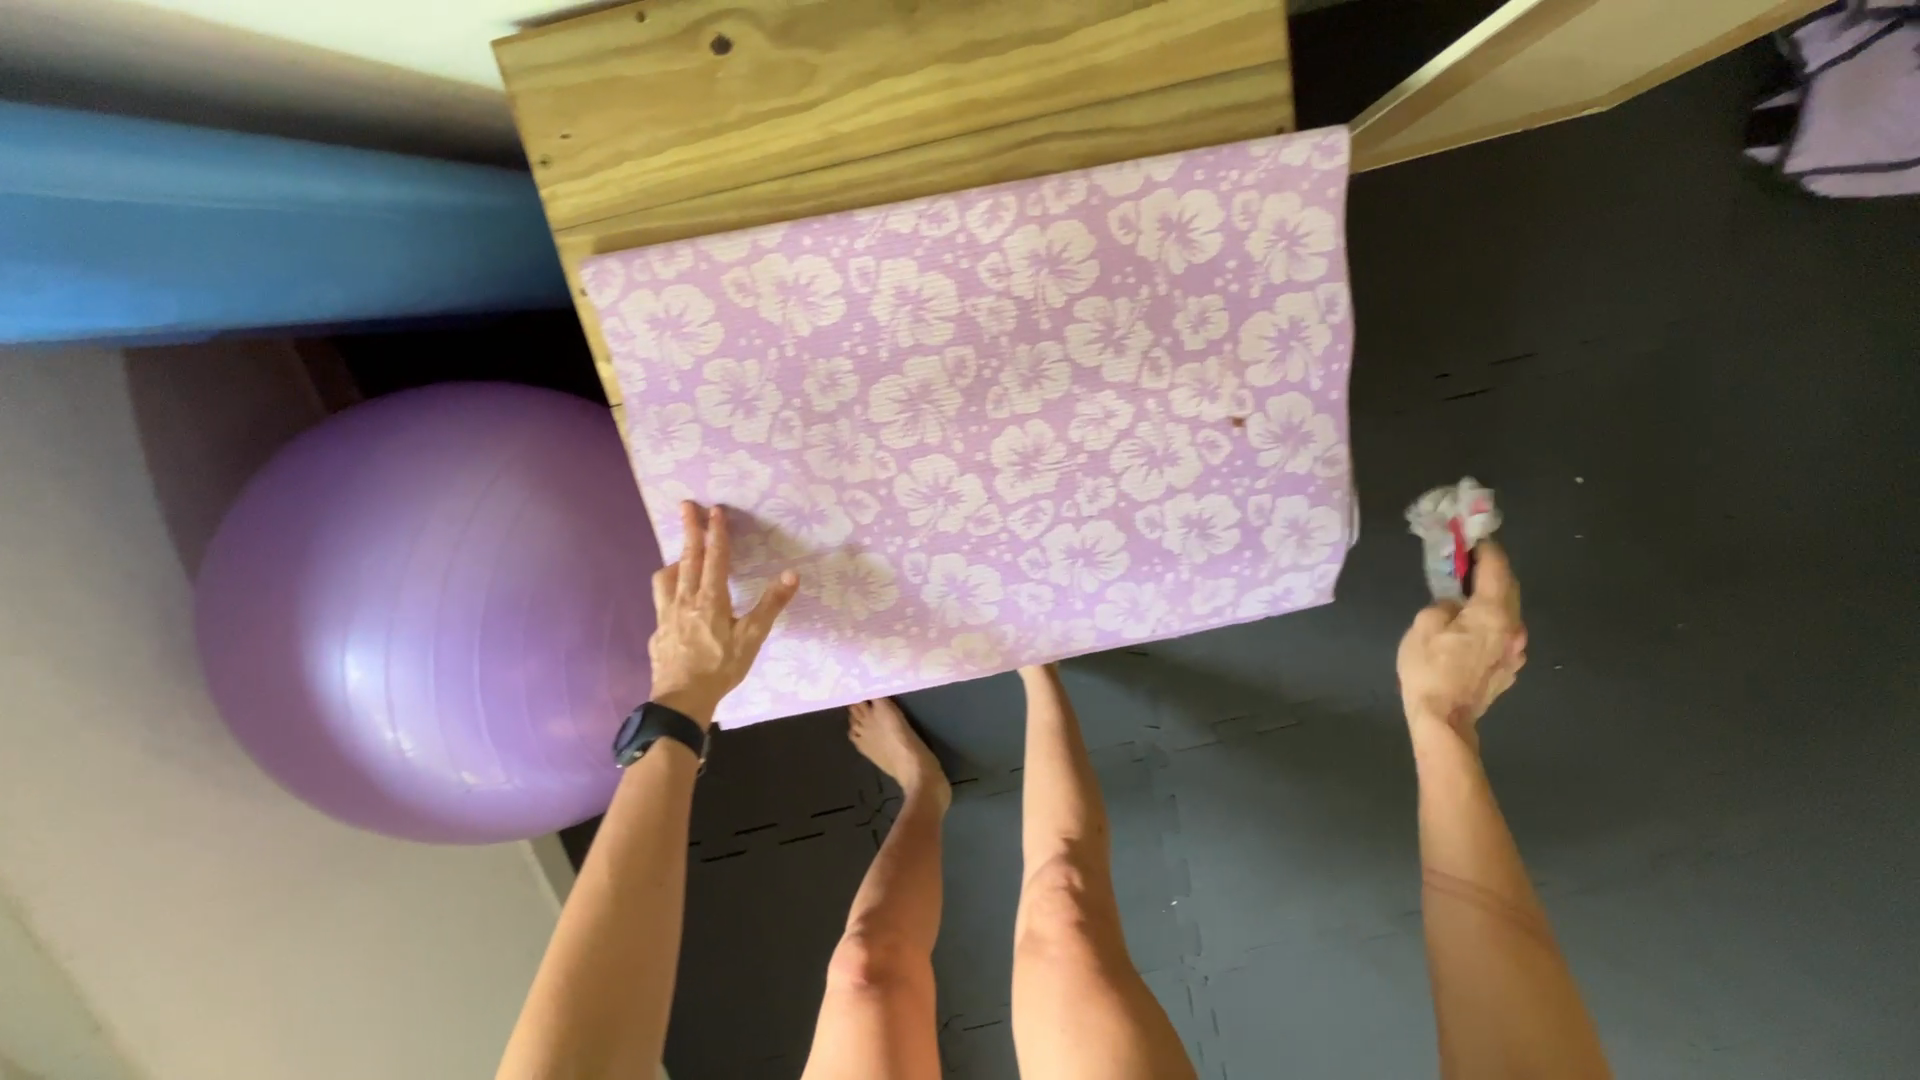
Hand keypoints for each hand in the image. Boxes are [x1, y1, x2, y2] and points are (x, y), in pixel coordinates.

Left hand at [648, 502, 798, 727]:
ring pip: (666, 578)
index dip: (716, 532)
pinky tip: (675, 604)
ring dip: (675, 562)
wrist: (681, 700)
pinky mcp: (658, 632)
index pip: (714, 558)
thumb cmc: (721, 668)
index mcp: (711, 599)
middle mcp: (685, 600)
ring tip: (680, 557)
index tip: (715, 510)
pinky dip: (669, 593)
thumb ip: (770, 604)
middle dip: (689, 530)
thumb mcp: (752, 637)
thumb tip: (792, 573)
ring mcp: (667, 616)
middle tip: (687, 506)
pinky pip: (662, 603)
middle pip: (687, 558)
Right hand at [1396, 540, 1526, 745]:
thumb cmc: (1430, 669)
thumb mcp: (1423, 626)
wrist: (1445, 719)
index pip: (1496, 568)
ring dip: (1491, 598)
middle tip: (1466, 561)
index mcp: (1494, 613)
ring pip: (1507, 613)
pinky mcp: (1508, 668)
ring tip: (1466, 594)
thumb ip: (1442, 605)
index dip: (1485, 548)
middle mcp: (1513, 628)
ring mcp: (1515, 650)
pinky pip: (1501, 634)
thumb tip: (1454, 604)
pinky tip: (1469, 628)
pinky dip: (1489, 622)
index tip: (1472, 536)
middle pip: (1508, 589)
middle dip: (1490, 571)